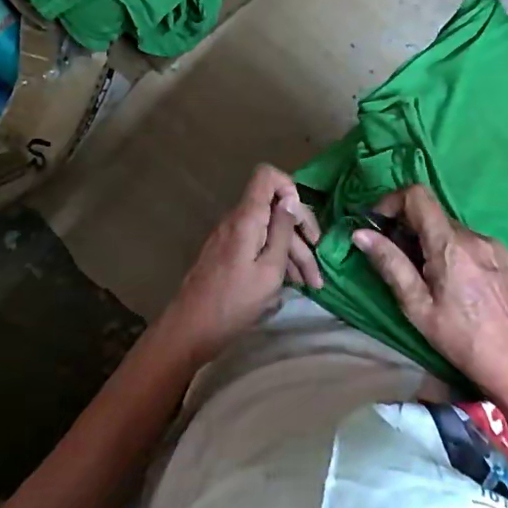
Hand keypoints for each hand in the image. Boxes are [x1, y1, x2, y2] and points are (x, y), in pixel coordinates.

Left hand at [160, 164, 322, 360]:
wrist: (189, 331)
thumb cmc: (233, 303)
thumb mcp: (269, 270)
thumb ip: (282, 231)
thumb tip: (291, 198)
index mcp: (247, 218)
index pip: (267, 176)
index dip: (289, 188)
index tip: (302, 220)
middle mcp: (236, 220)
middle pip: (274, 207)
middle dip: (301, 231)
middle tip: (319, 262)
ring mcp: (229, 237)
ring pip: (268, 231)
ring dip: (293, 252)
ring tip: (312, 284)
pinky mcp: (226, 253)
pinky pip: (257, 244)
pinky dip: (276, 258)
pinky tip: (291, 282)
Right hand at [350, 184, 507, 405]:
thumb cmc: (460, 338)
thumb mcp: (417, 306)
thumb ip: (390, 264)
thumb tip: (360, 234)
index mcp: (449, 244)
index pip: (417, 195)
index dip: (391, 201)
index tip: (377, 224)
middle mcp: (472, 235)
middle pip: (431, 213)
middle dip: (406, 227)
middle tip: (394, 258)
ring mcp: (490, 243)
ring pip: (448, 228)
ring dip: (428, 241)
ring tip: (423, 276)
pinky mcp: (502, 255)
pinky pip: (467, 240)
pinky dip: (450, 249)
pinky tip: (452, 282)